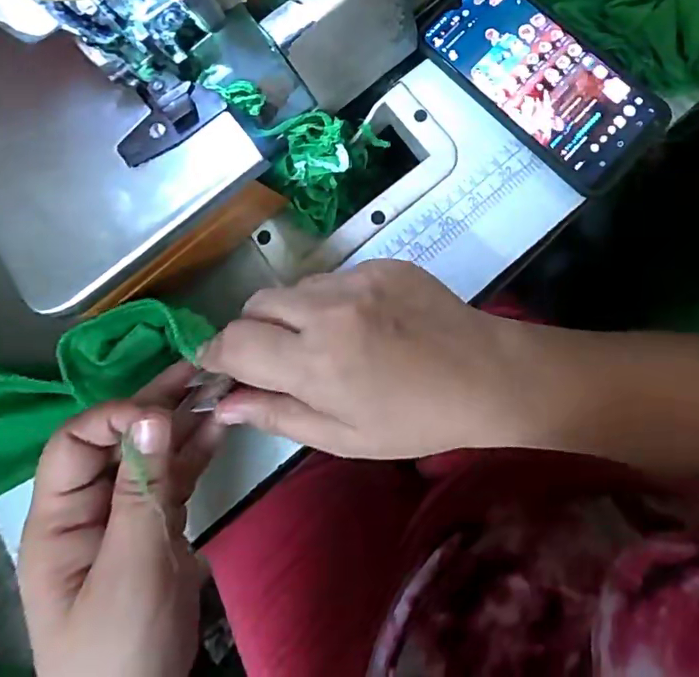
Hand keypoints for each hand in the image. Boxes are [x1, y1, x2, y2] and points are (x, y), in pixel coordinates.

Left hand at [18, 363, 225, 676]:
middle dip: (156, 404)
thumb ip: (142, 488)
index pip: (74, 444)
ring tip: (220, 387)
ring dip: (184, 422)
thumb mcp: (131, 568)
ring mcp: (124, 517)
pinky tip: (221, 427)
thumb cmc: (120, 647)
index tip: (161, 412)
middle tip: (201, 370)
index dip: (114, 418)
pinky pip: (174, 478)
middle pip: (117, 440)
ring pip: (150, 454)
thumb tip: (151, 412)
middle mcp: (88, 509)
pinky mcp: (156, 528)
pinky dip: (197, 452)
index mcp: (58, 521)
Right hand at [197, 260, 541, 458]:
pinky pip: (335, 277)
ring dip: (292, 313)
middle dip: (251, 330)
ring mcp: (357, 279)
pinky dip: (331, 299)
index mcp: (315, 360)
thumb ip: (278, 414)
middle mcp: (328, 310)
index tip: (215, 366)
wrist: (484, 373)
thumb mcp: (343, 436)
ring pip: (295, 287)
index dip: (214, 355)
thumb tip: (223, 403)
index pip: (234, 343)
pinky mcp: (381, 263)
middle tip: (274, 357)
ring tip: (324, 340)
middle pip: (257, 304)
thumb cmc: (415, 419)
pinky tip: (361, 323)